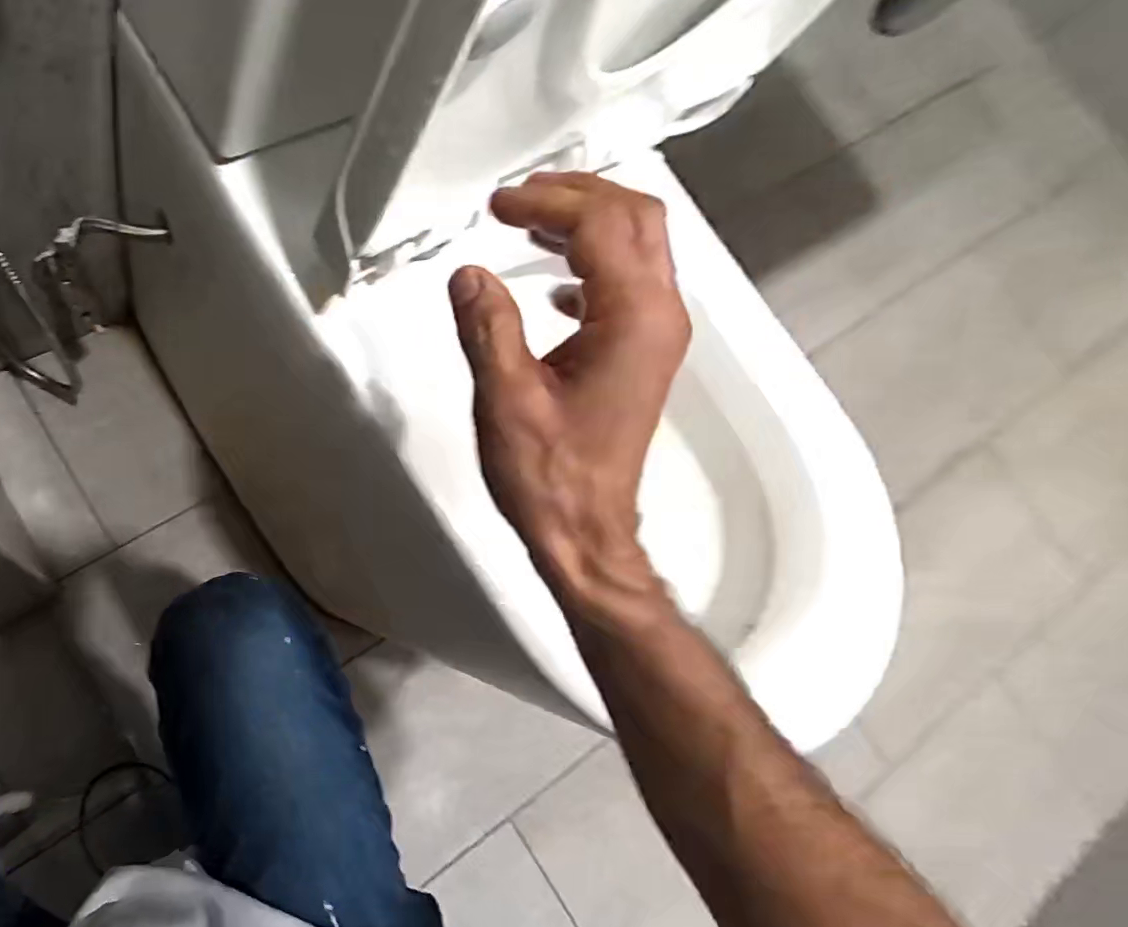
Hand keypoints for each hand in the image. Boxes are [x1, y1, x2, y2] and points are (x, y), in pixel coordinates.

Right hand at [448, 172, 690, 623]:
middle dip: (578, 196)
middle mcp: (660, 315)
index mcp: (634, 317)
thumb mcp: (506, 398)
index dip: (548, 203)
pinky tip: (555, 285)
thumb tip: (467, 273)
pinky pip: (628, 286)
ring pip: (638, 249)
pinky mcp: (642, 357)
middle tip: (518, 197)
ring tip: (530, 223)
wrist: (584, 529)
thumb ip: (487, 328)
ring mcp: (657, 337)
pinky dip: (592, 266)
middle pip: (637, 221)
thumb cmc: (545, 472)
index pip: (601, 227)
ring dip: (588, 225)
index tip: (496, 205)